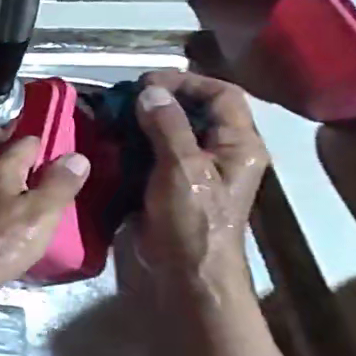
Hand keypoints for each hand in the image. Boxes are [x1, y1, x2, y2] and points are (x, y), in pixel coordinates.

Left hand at [0, 136, 88, 310]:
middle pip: (16, 166)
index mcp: (0, 169)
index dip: (52, 148)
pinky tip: (19, 232)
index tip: (71, 166)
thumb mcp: (41, 212)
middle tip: (63, 193)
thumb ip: (59, 184)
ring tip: (46, 214)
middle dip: (39, 175)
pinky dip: (9, 215)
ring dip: (24, 197)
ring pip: (4, 190)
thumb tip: (76, 156)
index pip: (29, 143)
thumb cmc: (2, 243)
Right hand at [128, 71, 269, 290]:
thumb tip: (149, 91)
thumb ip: (167, 125)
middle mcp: (224, 153)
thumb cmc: (193, 220)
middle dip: (162, 101)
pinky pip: (158, 155)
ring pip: (174, 133)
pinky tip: (115, 143)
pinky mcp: (174, 188)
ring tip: (116, 117)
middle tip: (127, 98)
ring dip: (146, 122)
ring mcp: (198, 172)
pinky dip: (137, 145)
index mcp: (240, 145)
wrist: (187, 273)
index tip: (148, 82)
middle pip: (197, 112)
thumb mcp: (182, 167)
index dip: (187, 82)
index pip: (222, 95)